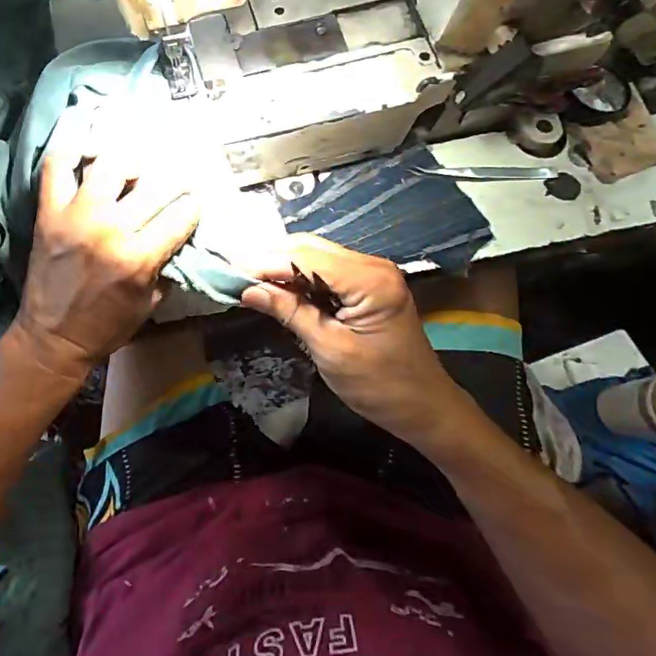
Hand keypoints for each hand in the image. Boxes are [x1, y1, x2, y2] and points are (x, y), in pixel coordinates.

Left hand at [9, 132, 201, 383]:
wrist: (52, 338)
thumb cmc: (106, 326)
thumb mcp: (151, 302)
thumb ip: (168, 264)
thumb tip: (182, 231)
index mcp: (139, 258)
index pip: (181, 213)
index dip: (192, 206)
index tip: (191, 204)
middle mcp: (110, 230)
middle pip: (154, 185)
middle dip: (171, 181)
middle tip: (170, 182)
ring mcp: (76, 216)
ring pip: (111, 164)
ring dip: (129, 160)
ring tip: (132, 166)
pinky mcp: (49, 211)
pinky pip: (58, 165)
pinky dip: (72, 149)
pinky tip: (88, 146)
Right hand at [240, 235, 477, 449]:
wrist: (423, 406)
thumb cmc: (379, 384)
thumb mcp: (329, 349)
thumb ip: (289, 312)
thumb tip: (248, 290)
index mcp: (369, 280)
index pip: (305, 257)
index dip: (266, 263)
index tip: (231, 273)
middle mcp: (372, 265)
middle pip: (310, 248)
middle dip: (271, 260)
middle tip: (236, 276)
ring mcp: (372, 273)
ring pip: (315, 256)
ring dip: (283, 267)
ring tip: (250, 281)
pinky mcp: (368, 285)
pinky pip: (326, 270)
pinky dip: (300, 277)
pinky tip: (278, 289)